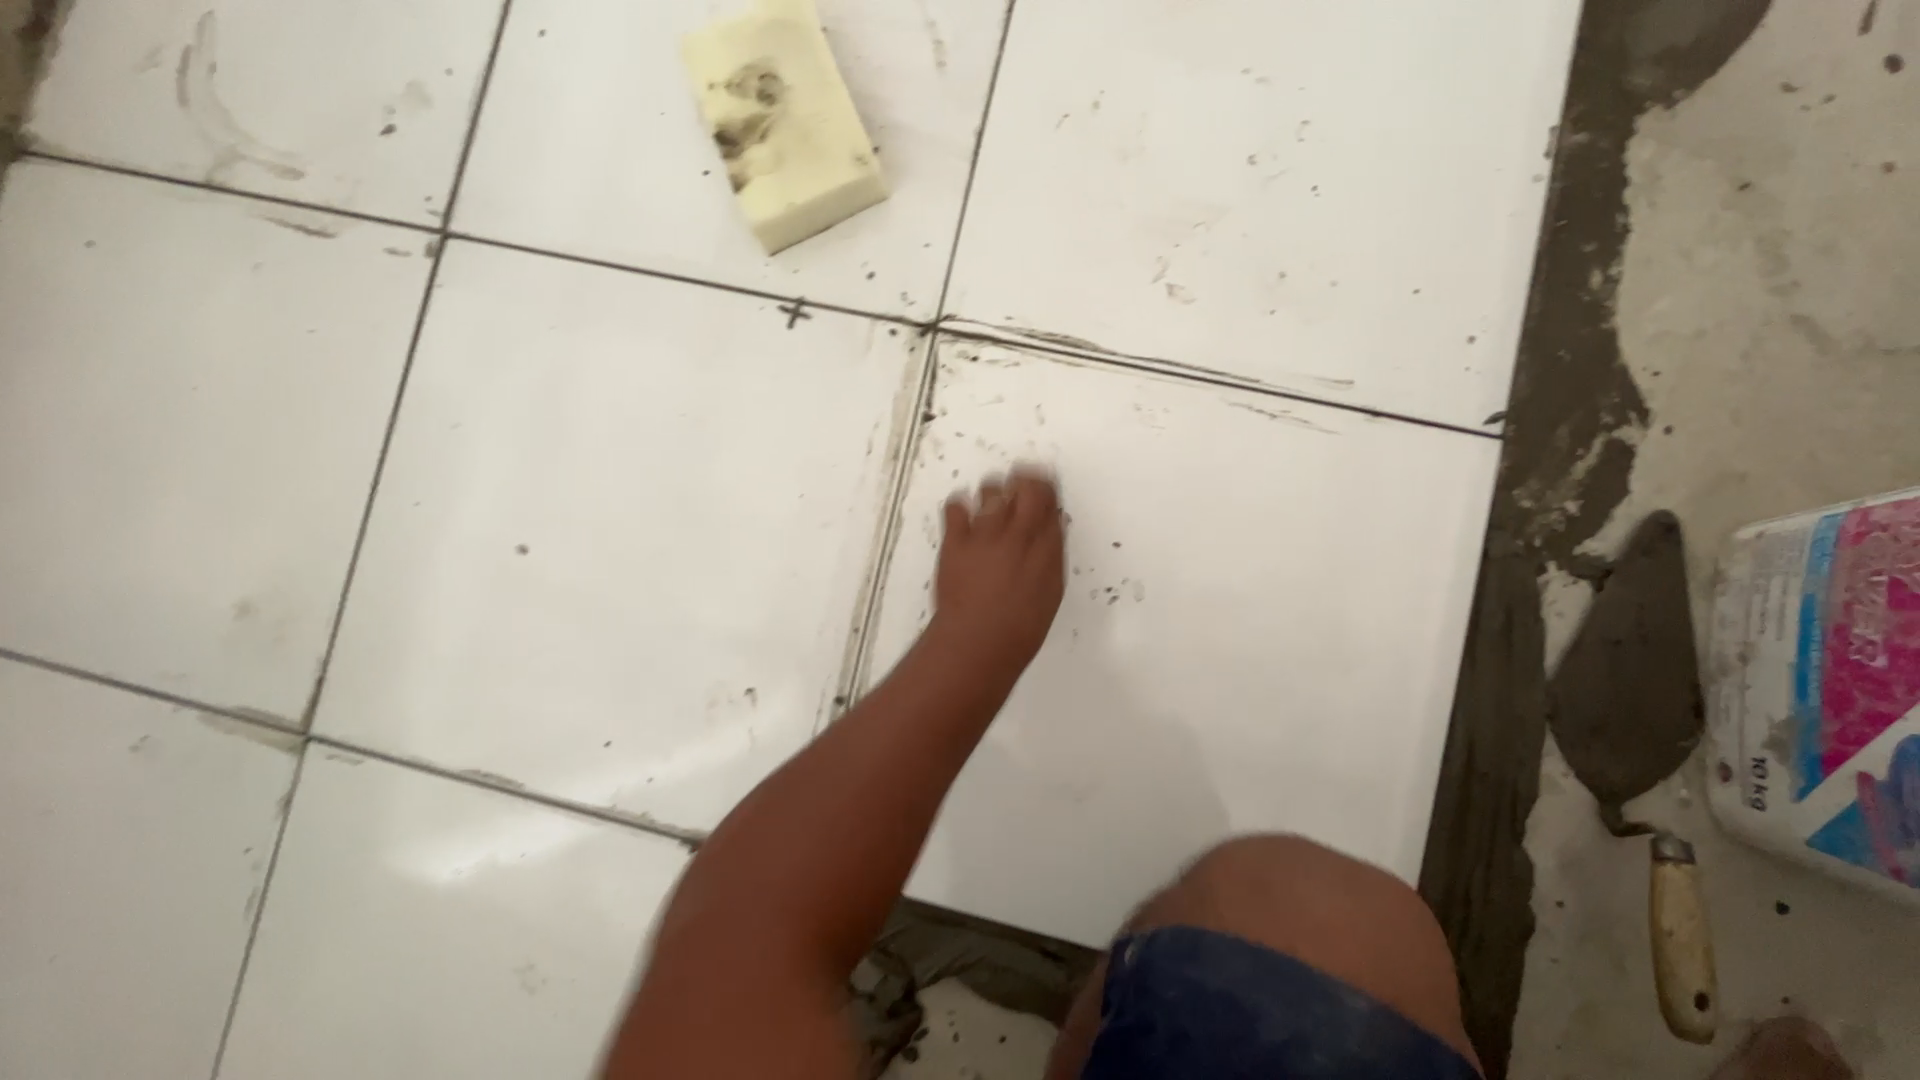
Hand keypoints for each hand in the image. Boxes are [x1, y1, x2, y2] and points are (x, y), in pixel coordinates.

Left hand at [932, 467, 1066, 672]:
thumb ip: (1050, 557)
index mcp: (1047, 548)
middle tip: (1022, 481)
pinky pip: (956, 506)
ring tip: (993, 501)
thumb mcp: (1048, 594)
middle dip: (1026, 478)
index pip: (1051, 501)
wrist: (977, 643)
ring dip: (995, 490)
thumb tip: (1050, 531)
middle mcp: (1018, 534)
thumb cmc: (1018, 630)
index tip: (1043, 490)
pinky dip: (961, 505)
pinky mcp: (955, 540)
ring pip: (992, 489)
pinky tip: (964, 515)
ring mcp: (985, 534)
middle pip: (1026, 486)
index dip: (1047, 490)